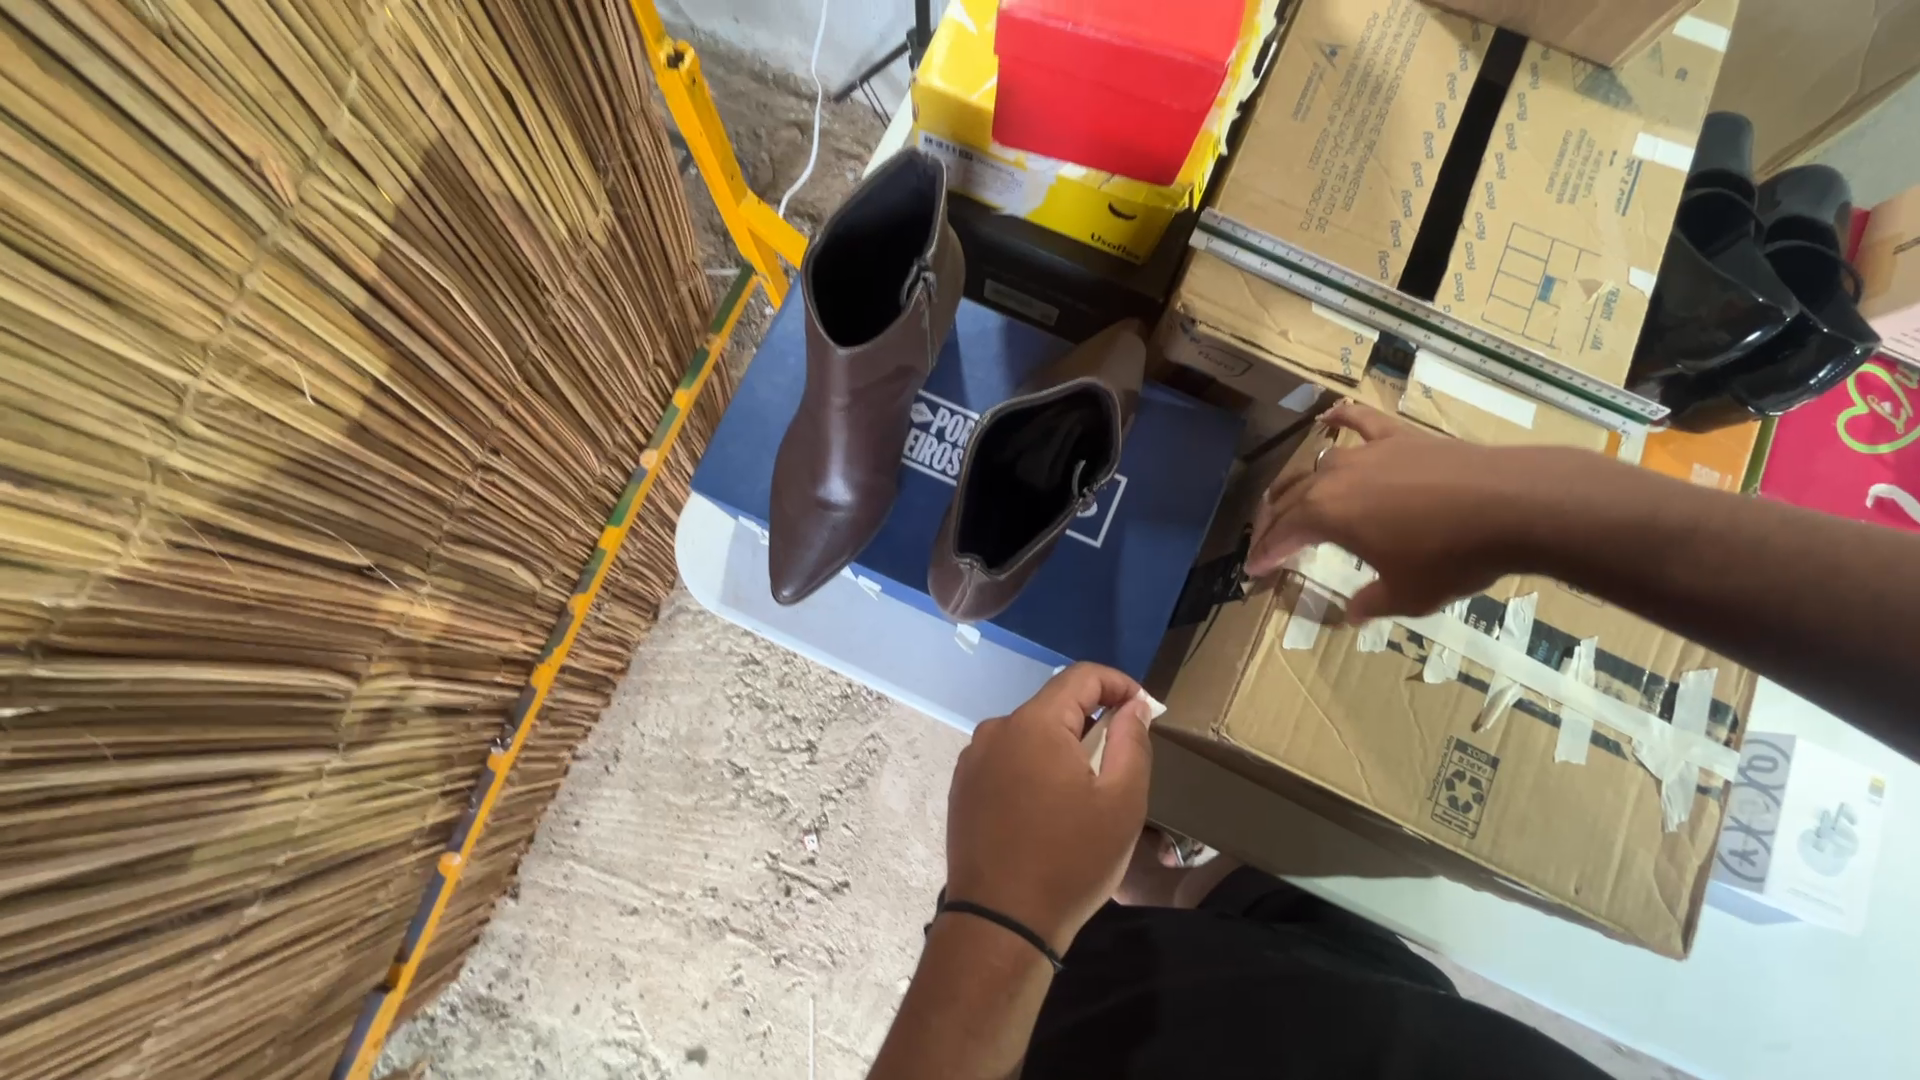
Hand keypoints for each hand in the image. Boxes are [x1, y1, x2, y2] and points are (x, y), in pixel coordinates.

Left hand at [945, 663, 1154, 952]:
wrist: (1000, 923)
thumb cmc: (1070, 861)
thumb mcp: (1121, 802)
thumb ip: (1131, 742)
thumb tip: (1133, 705)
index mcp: (1034, 724)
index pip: (1081, 676)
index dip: (1119, 684)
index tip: (1144, 710)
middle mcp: (996, 730)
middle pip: (1054, 706)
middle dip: (1092, 722)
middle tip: (1119, 763)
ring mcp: (973, 759)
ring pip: (1030, 735)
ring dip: (1062, 749)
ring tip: (1084, 794)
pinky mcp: (963, 787)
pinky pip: (1008, 760)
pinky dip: (1034, 769)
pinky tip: (1047, 810)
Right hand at [1247, 401, 1591, 621]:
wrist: (1515, 505)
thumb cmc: (1451, 557)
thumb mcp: (1407, 594)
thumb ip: (1372, 601)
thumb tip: (1352, 613)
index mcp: (1325, 516)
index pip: (1282, 536)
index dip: (1265, 555)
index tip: (1253, 571)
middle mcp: (1334, 478)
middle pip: (1289, 498)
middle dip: (1273, 522)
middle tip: (1268, 542)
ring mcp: (1366, 452)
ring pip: (1317, 464)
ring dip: (1298, 483)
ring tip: (1291, 497)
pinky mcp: (1400, 436)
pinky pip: (1361, 421)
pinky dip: (1341, 418)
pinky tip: (1328, 418)